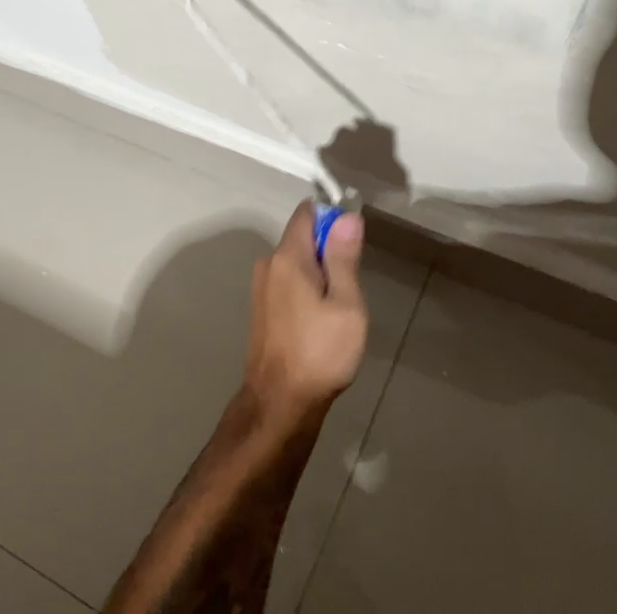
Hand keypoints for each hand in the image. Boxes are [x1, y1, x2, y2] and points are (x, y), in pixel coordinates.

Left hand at [244, 201, 368, 417]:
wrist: (280, 402)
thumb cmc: (320, 352)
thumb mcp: (346, 303)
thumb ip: (344, 258)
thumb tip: (346, 217)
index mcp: (287, 257)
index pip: (307, 213)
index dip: (333, 217)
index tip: (355, 241)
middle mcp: (268, 265)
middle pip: (303, 238)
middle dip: (330, 252)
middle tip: (352, 287)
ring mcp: (262, 288)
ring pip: (297, 264)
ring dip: (320, 276)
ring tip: (339, 311)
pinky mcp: (263, 310)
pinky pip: (290, 284)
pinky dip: (308, 292)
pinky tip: (321, 324)